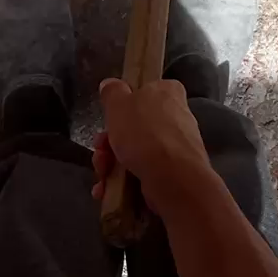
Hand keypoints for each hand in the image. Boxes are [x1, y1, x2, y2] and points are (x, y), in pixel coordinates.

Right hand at [90, 77, 214, 213]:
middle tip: (100, 151)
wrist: (174, 179)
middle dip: (110, 142)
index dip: (123, 104)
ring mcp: (176, 148)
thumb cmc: (145, 133)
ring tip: (102, 175)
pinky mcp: (173, 174)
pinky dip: (123, 183)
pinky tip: (107, 191)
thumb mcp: (118, 104)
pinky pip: (143, 173)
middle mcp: (176, 117)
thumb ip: (112, 92)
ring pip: (135, 153)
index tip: (109, 118)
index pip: (145, 90)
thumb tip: (110, 85)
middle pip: (134, 127)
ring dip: (111, 165)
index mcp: (168, 92)